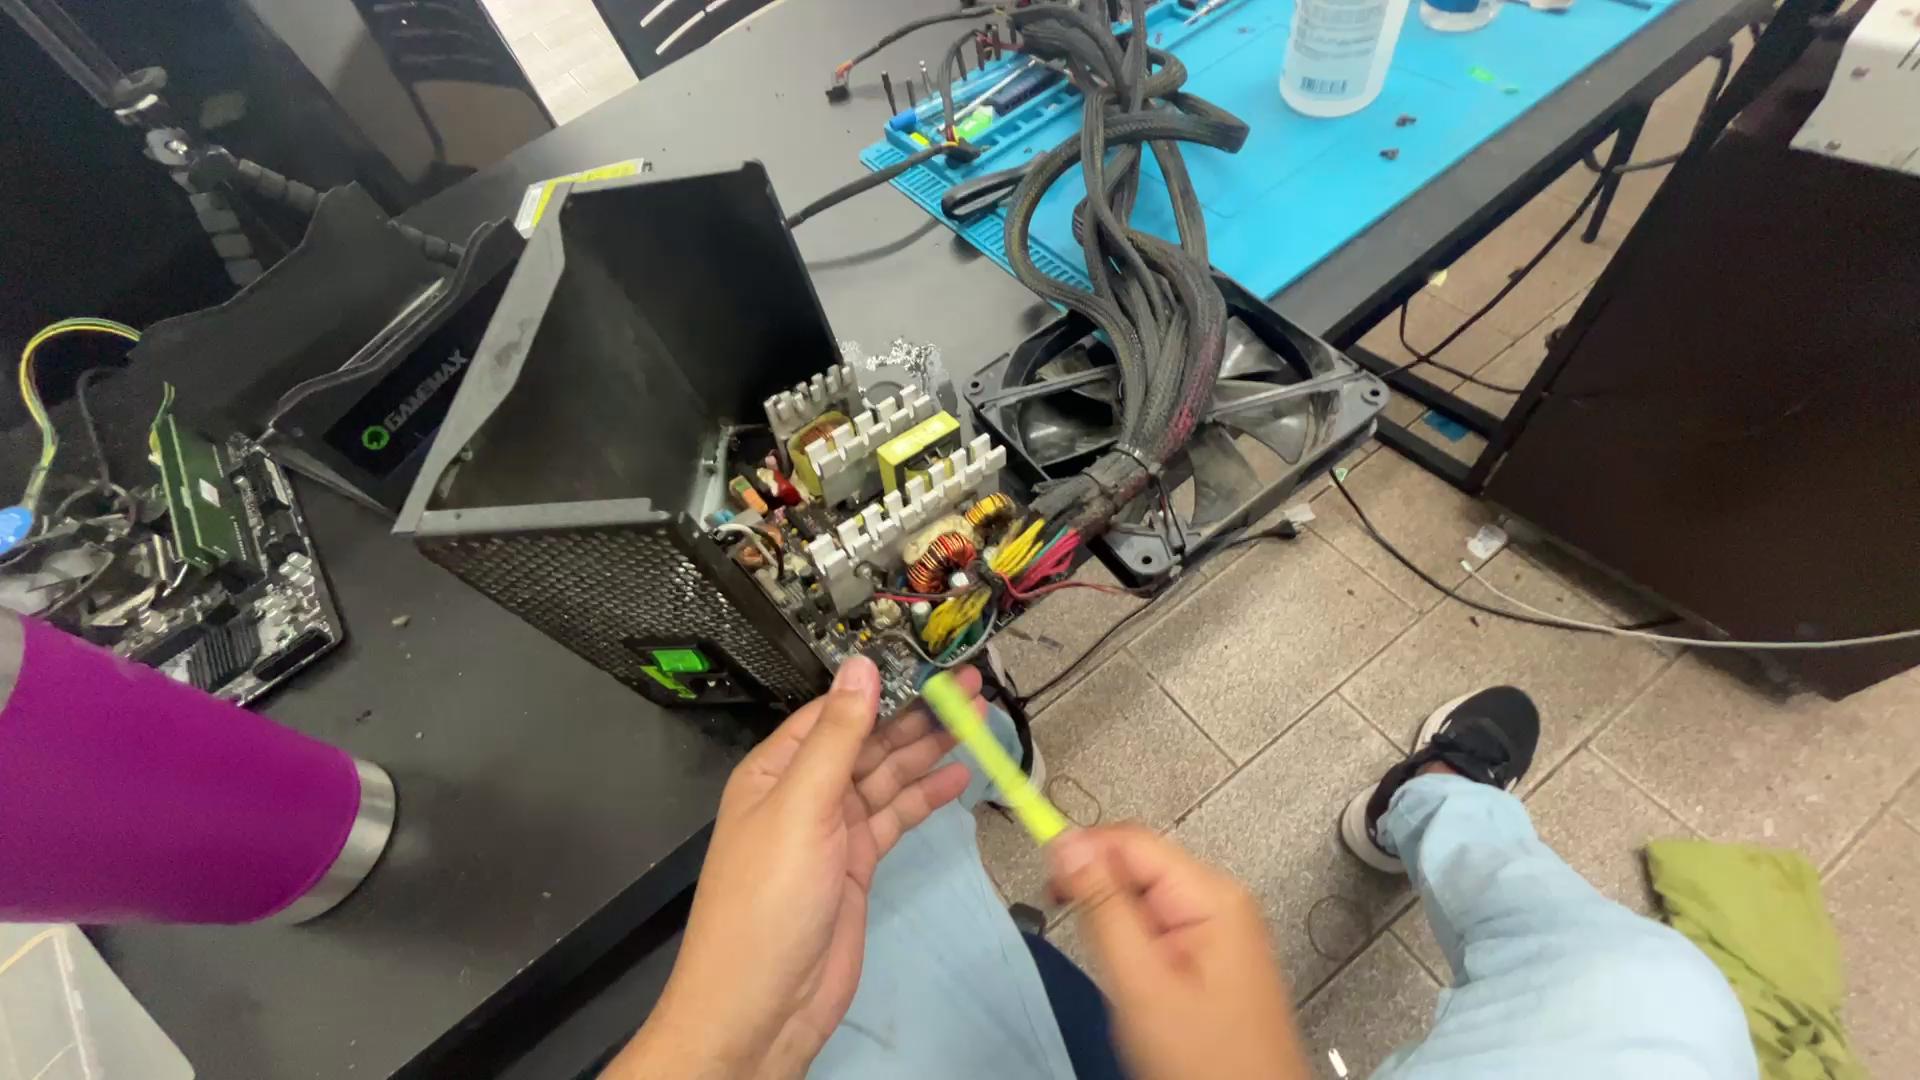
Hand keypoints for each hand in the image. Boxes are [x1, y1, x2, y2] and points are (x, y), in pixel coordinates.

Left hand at [610, 659, 981, 1079]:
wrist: (761, 1011)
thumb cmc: (769, 901)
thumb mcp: (802, 807)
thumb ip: (838, 736)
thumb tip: (860, 665)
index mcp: (779, 768)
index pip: (837, 711)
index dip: (884, 686)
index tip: (930, 664)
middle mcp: (806, 790)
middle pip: (870, 740)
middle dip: (919, 714)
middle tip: (969, 689)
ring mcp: (835, 827)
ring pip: (889, 775)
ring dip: (931, 749)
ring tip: (977, 722)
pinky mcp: (858, 860)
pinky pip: (897, 814)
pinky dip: (927, 795)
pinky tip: (958, 775)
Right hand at [1050, 825, 1310, 1079]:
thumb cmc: (1208, 1064)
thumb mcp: (1141, 981)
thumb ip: (1102, 905)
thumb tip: (1069, 844)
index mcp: (1212, 894)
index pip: (1131, 839)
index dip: (1084, 849)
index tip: (1048, 873)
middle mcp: (1220, 899)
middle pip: (1137, 862)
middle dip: (1096, 886)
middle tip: (1066, 916)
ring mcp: (1218, 924)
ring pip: (1142, 892)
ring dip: (1110, 913)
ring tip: (1104, 956)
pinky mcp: (1209, 948)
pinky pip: (1156, 918)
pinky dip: (1129, 934)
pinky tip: (1126, 966)